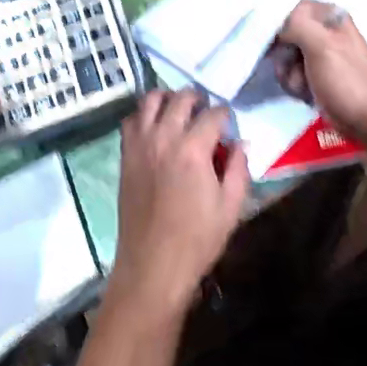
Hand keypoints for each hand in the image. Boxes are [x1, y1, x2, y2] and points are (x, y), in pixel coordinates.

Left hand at [109, 90, 248, 312]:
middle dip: (198, 99)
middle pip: (181, 99)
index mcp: (193, 149)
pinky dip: (144, 115)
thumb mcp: (231, 207)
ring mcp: (140, 145)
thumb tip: (241, 144)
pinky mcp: (125, 156)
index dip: (226, 115)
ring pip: (150, 100)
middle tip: (207, 112)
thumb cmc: (197, 240)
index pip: (214, 114)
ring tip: (179, 112)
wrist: (152, 266)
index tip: (231, 125)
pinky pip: (132, 121)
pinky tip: (156, 128)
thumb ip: (239, 169)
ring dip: (168, 99)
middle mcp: (164, 138)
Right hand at [274, 0, 366, 140]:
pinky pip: (291, 72)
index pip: (292, 7)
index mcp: (330, 16)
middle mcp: (324, 31)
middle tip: (289, 67)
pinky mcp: (315, 74)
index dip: (278, 22)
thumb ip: (297, 25)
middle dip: (282, 53)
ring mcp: (320, 54)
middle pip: (285, 33)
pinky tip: (304, 92)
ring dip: (287, 72)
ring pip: (285, 55)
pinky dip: (294, 83)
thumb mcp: (323, 46)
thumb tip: (275, 23)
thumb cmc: (348, 80)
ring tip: (301, 84)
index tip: (271, 41)